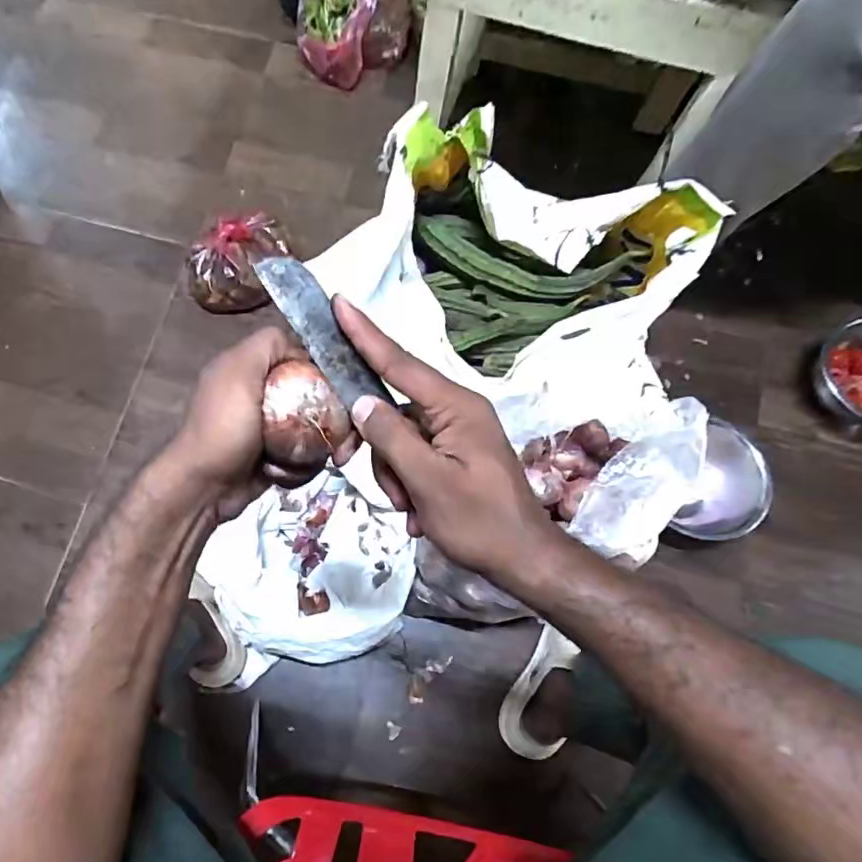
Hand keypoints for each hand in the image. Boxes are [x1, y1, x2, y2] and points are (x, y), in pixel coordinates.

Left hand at [162, 326, 326, 519]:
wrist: (204, 488)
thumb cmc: (223, 428)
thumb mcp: (239, 371)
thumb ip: (267, 345)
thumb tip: (300, 344)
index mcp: (248, 369)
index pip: (295, 355)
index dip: (319, 364)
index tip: (341, 381)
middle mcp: (258, 396)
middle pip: (309, 393)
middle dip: (328, 410)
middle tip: (344, 426)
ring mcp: (266, 430)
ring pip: (310, 427)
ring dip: (316, 443)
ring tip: (325, 453)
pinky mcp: (274, 458)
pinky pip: (302, 455)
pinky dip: (302, 464)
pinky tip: (294, 471)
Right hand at [333, 296, 559, 580]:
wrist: (522, 558)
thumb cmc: (479, 521)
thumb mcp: (428, 481)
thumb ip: (391, 438)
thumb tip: (361, 401)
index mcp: (455, 406)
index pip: (400, 363)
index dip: (365, 334)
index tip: (339, 303)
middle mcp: (456, 410)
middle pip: (392, 412)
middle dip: (382, 452)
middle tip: (390, 492)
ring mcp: (456, 433)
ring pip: (398, 440)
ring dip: (396, 477)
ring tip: (413, 510)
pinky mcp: (455, 454)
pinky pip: (413, 458)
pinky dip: (409, 485)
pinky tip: (420, 514)